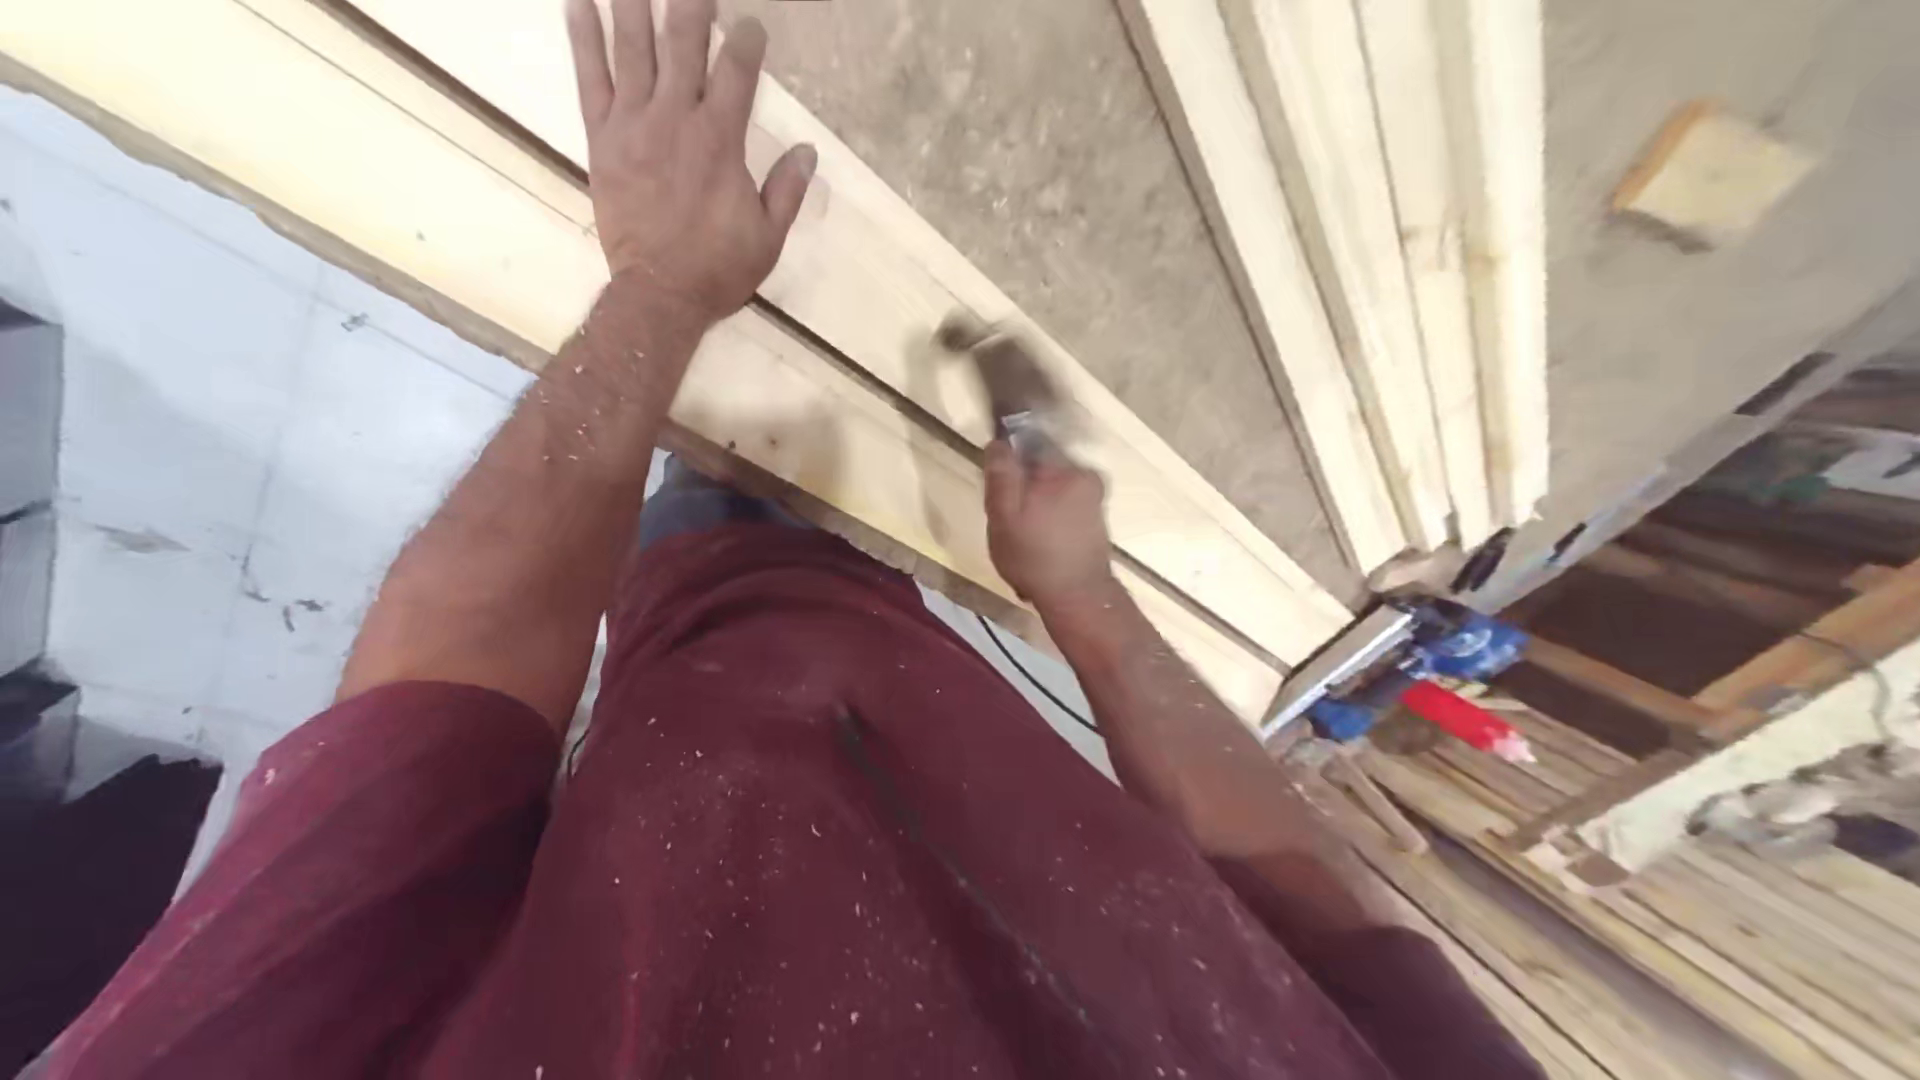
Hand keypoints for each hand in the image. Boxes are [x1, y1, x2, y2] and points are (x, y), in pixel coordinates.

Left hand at [565, 0, 815, 321]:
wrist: (661, 294)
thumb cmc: (720, 269)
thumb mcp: (768, 237)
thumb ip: (786, 189)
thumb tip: (806, 150)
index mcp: (721, 142)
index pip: (736, 74)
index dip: (747, 43)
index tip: (753, 28)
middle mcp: (675, 119)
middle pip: (683, 44)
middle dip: (692, 4)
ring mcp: (633, 125)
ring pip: (633, 47)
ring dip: (636, 2)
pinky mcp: (602, 140)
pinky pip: (590, 77)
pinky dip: (583, 36)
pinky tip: (579, 0)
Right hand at [983, 440, 1115, 606]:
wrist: (1078, 598)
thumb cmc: (1034, 557)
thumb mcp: (1004, 515)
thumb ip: (1001, 474)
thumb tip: (998, 442)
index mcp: (1064, 468)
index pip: (1026, 445)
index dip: (1007, 466)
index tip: (998, 491)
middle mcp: (1085, 475)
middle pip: (1039, 469)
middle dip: (1021, 490)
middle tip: (1009, 522)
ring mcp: (1094, 498)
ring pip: (1050, 490)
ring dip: (1034, 508)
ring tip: (1025, 538)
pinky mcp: (1096, 518)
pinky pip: (1062, 507)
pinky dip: (1049, 521)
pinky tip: (1041, 545)